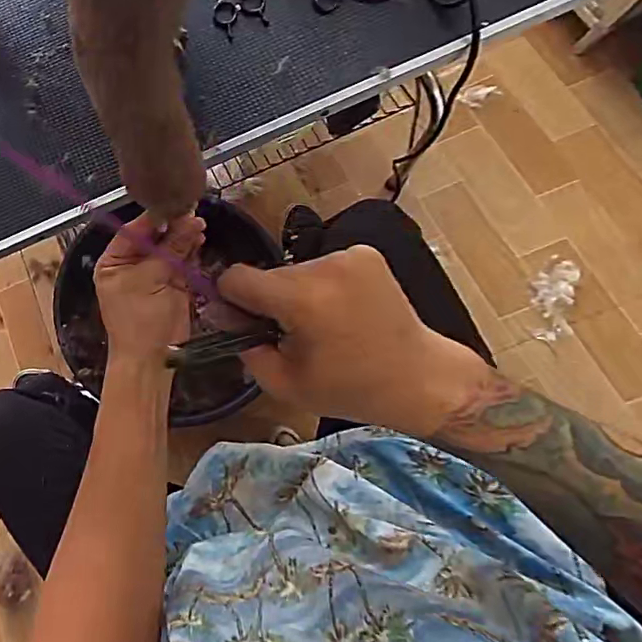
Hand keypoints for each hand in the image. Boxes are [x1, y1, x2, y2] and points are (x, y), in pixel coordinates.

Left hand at [94, 211, 204, 366]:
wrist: (153, 359)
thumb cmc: (139, 322)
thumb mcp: (151, 279)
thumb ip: (171, 249)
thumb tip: (190, 221)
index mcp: (114, 262)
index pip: (134, 230)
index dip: (155, 218)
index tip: (175, 205)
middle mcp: (133, 264)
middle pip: (156, 236)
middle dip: (174, 226)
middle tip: (193, 213)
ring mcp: (155, 274)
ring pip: (172, 247)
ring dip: (186, 237)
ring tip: (200, 226)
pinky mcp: (174, 284)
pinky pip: (184, 261)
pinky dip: (192, 251)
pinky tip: (200, 239)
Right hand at [218, 246, 492, 435]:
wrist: (419, 377)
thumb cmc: (351, 388)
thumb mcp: (285, 382)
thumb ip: (245, 346)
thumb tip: (221, 314)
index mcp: (302, 297)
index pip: (236, 277)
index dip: (232, 301)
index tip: (246, 323)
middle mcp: (324, 265)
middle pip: (269, 275)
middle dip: (270, 301)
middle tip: (291, 334)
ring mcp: (349, 254)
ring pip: (296, 270)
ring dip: (298, 293)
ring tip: (323, 325)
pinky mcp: (367, 253)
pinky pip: (324, 266)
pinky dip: (324, 285)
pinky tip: (342, 311)